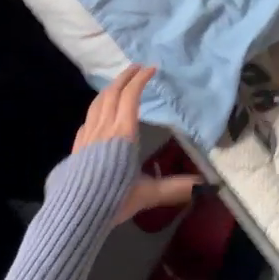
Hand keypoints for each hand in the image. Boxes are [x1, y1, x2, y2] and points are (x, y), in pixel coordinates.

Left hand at [72, 64, 200, 224]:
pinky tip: (98, 115)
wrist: (75, 212)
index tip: (151, 69)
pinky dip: (96, 109)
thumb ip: (174, 187)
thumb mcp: (147, 193)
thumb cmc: (113, 198)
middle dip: (125, 77)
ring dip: (109, 89)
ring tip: (117, 85)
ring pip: (97, 103)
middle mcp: (104, 127)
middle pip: (113, 93)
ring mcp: (88, 135)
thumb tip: (203, 186)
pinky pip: (87, 119)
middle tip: (136, 67)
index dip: (141, 79)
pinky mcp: (77, 146)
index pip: (131, 96)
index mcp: (123, 132)